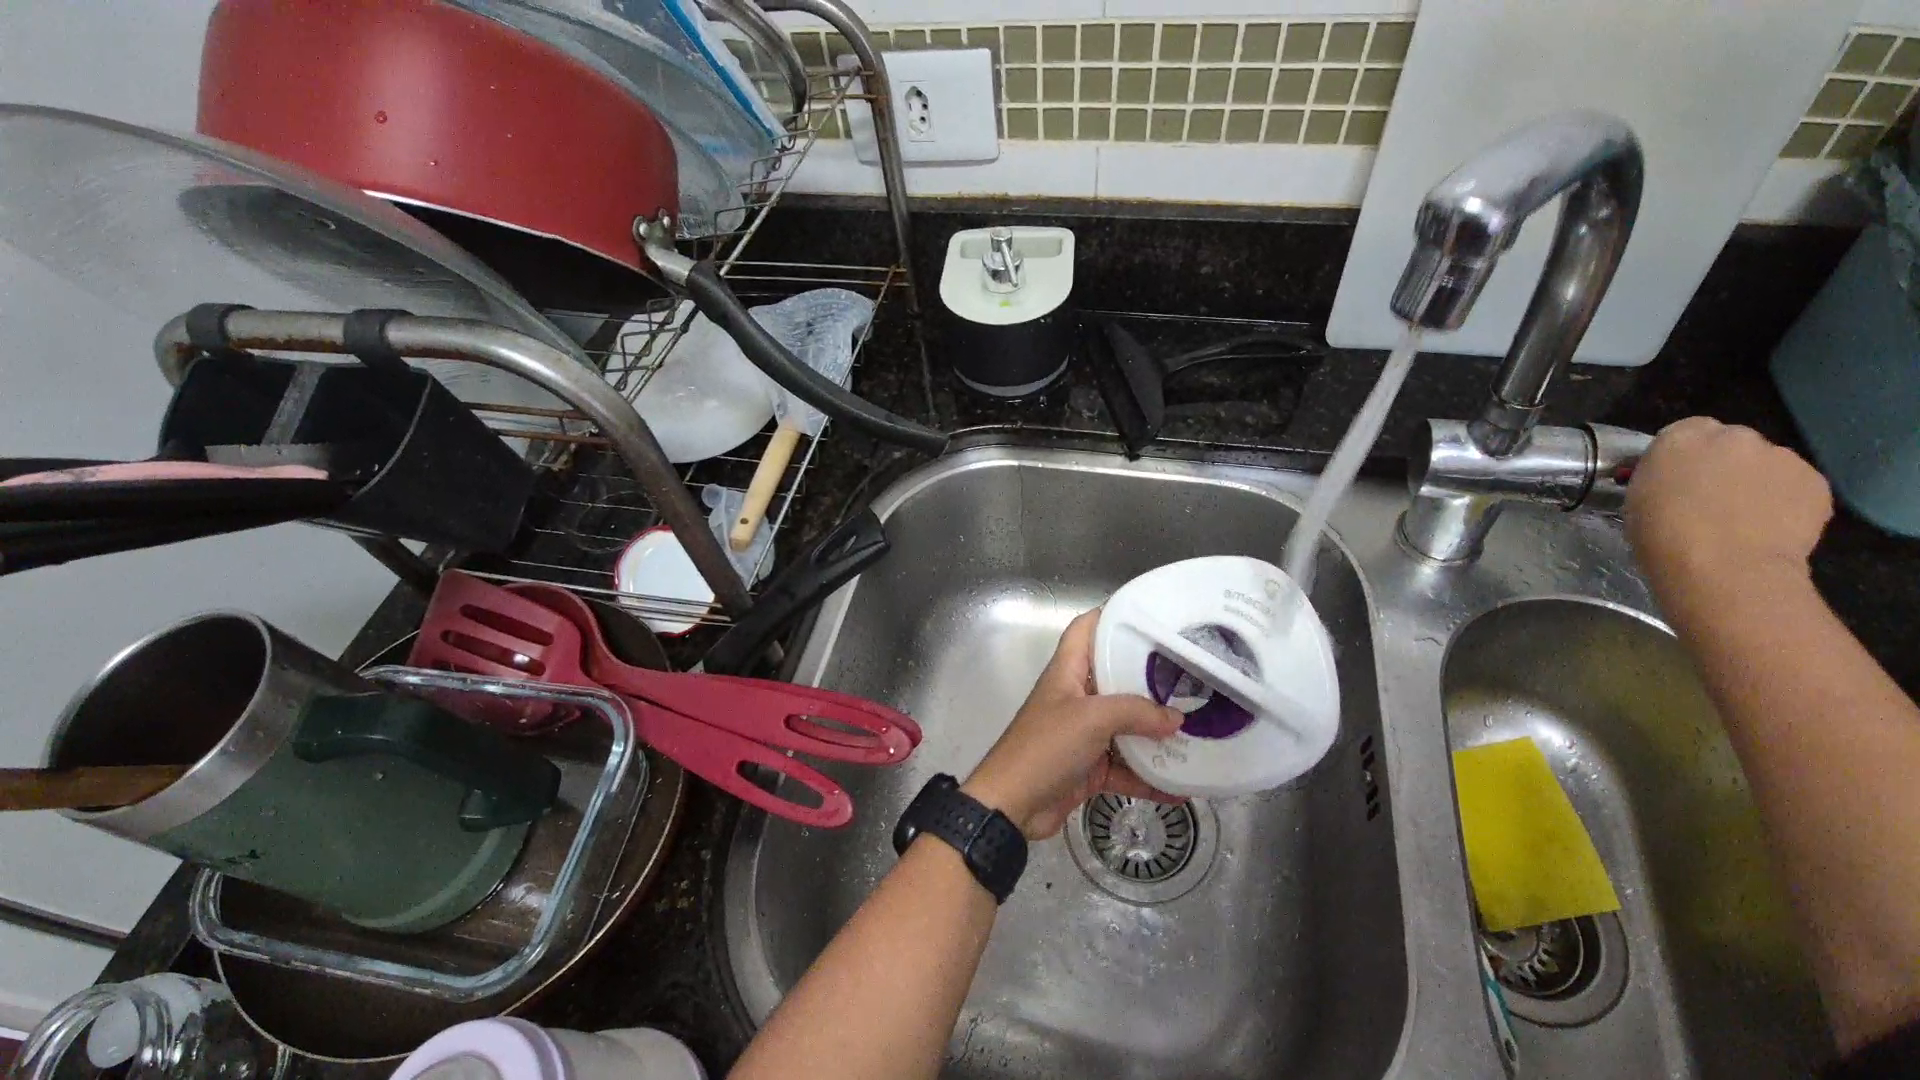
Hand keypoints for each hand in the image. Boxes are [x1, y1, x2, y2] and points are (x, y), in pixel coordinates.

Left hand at [962, 610, 1185, 840]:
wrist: (1011, 806)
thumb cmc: (1045, 747)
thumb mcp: (1091, 719)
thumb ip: (1136, 712)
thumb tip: (1176, 719)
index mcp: (1068, 672)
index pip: (1086, 629)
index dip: (1114, 617)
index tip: (1154, 618)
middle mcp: (1076, 698)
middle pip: (1116, 679)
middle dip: (1151, 680)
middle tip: (1193, 677)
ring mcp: (1083, 735)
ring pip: (1126, 727)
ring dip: (1156, 733)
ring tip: (1199, 730)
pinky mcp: (1088, 769)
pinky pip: (1126, 769)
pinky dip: (1150, 778)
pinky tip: (1182, 787)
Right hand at [1625, 417, 1831, 593]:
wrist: (1723, 568)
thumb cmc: (1662, 537)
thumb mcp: (1639, 499)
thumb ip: (1662, 478)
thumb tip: (1678, 483)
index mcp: (1680, 438)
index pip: (1684, 433)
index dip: (1684, 458)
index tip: (1679, 482)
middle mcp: (1734, 436)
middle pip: (1731, 444)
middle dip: (1726, 467)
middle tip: (1713, 502)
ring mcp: (1780, 456)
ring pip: (1767, 465)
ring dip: (1758, 484)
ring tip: (1745, 522)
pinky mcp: (1815, 481)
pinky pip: (1796, 488)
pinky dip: (1786, 503)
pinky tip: (1770, 529)